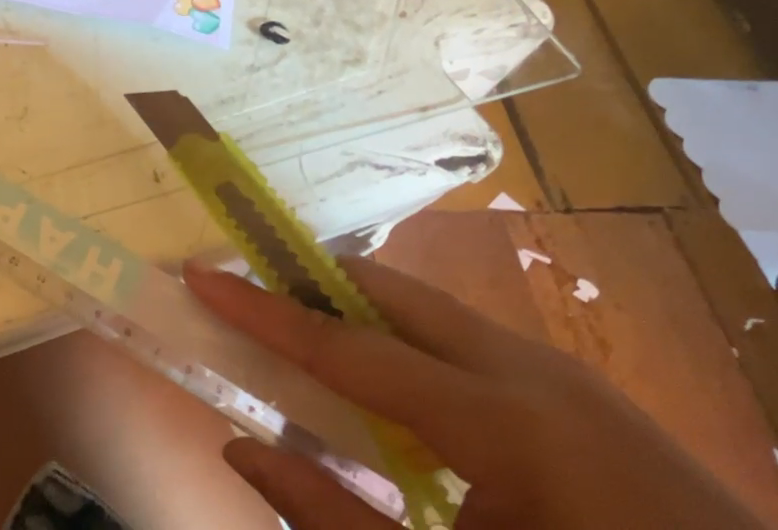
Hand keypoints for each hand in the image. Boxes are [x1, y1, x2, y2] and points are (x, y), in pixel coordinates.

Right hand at [184, 259, 769, 529]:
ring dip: (353, 311)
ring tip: (296, 334)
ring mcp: (563, 376)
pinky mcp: (579, 391)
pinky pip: (463, 341)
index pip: (347, 345)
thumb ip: (336, 517)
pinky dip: (401, 341)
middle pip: (390, 294)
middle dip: (309, 283)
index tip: (198, 273)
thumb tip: (241, 446)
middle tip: (242, 289)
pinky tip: (385, 387)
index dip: (263, 309)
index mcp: (504, 424)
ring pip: (427, 311)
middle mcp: (531, 373)